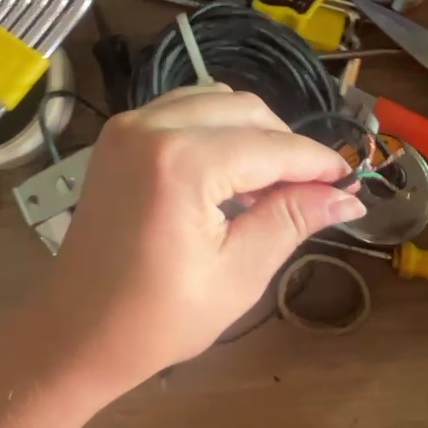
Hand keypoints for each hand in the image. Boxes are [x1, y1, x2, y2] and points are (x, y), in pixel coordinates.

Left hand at [25, 86, 366, 398]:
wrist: (76, 327)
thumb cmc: (157, 317)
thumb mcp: (237, 274)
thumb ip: (291, 219)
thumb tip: (347, 196)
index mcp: (180, 162)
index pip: (270, 145)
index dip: (317, 162)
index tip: (350, 181)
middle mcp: (151, 125)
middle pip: (245, 108)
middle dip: (285, 143)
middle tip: (312, 189)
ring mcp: (129, 123)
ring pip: (214, 99)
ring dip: (251, 130)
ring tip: (270, 183)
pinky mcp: (118, 133)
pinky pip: (183, 108)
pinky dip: (215, 127)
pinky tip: (228, 171)